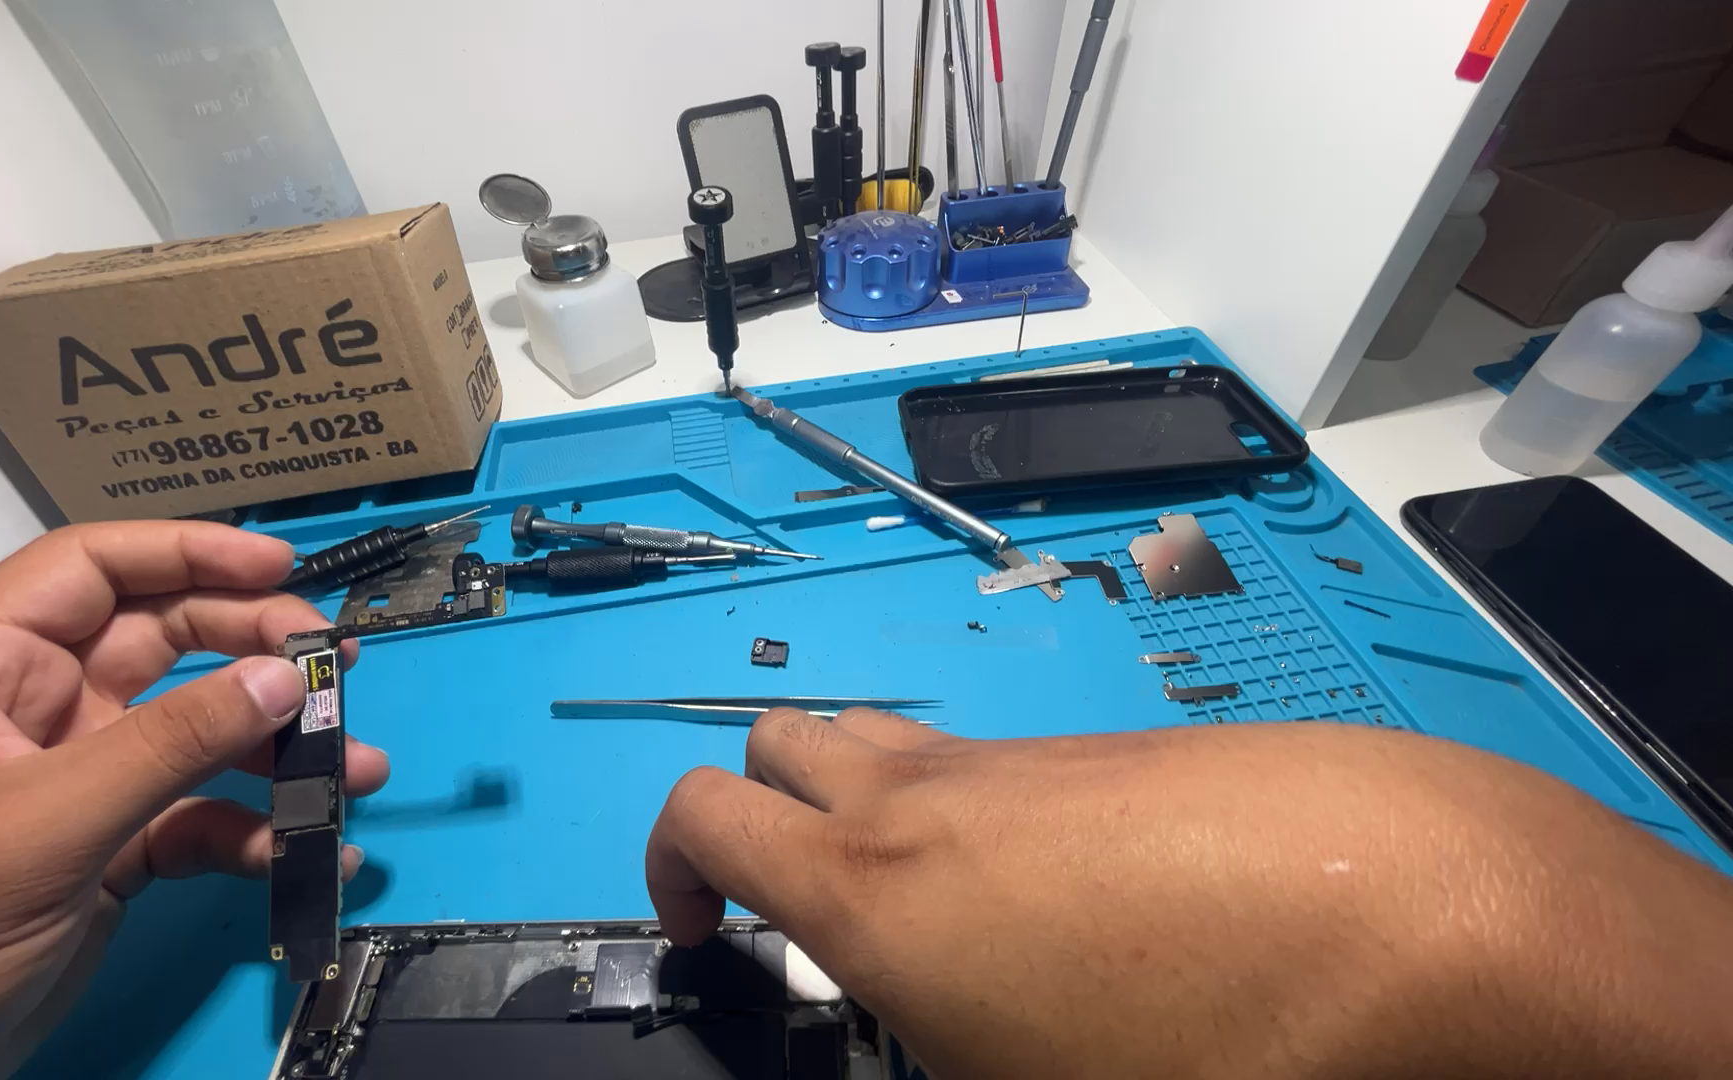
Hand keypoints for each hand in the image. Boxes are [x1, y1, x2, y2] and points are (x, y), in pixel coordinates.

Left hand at [0, 522, 388, 1079]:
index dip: (191, 552)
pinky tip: (308, 851)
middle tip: (338, 671)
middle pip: (176, 639)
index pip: (93, 570)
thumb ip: (168, 746)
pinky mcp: (120, 845)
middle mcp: (43, 710)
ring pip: (210, 729)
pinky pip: (211, 815)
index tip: (285, 567)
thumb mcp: (27, 831)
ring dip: (288, 749)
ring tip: (356, 772)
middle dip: (264, 651)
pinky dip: (265, 828)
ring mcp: (87, 779)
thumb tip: (287, 680)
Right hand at [649, 711, 1732, 1077]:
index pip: (702, 808)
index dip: (672, 862)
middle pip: (774, 741)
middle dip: (755, 808)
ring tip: (916, 896)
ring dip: (848, 800)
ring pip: (866, 737)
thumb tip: (932, 1026)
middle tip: (798, 898)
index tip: (701, 927)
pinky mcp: (1067, 751)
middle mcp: (913, 797)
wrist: (1387, 898)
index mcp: (872, 886)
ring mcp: (992, 760)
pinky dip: (947, 807)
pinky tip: (1032, 890)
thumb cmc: (1197, 1039)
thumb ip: (940, 1051)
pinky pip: (961, 759)